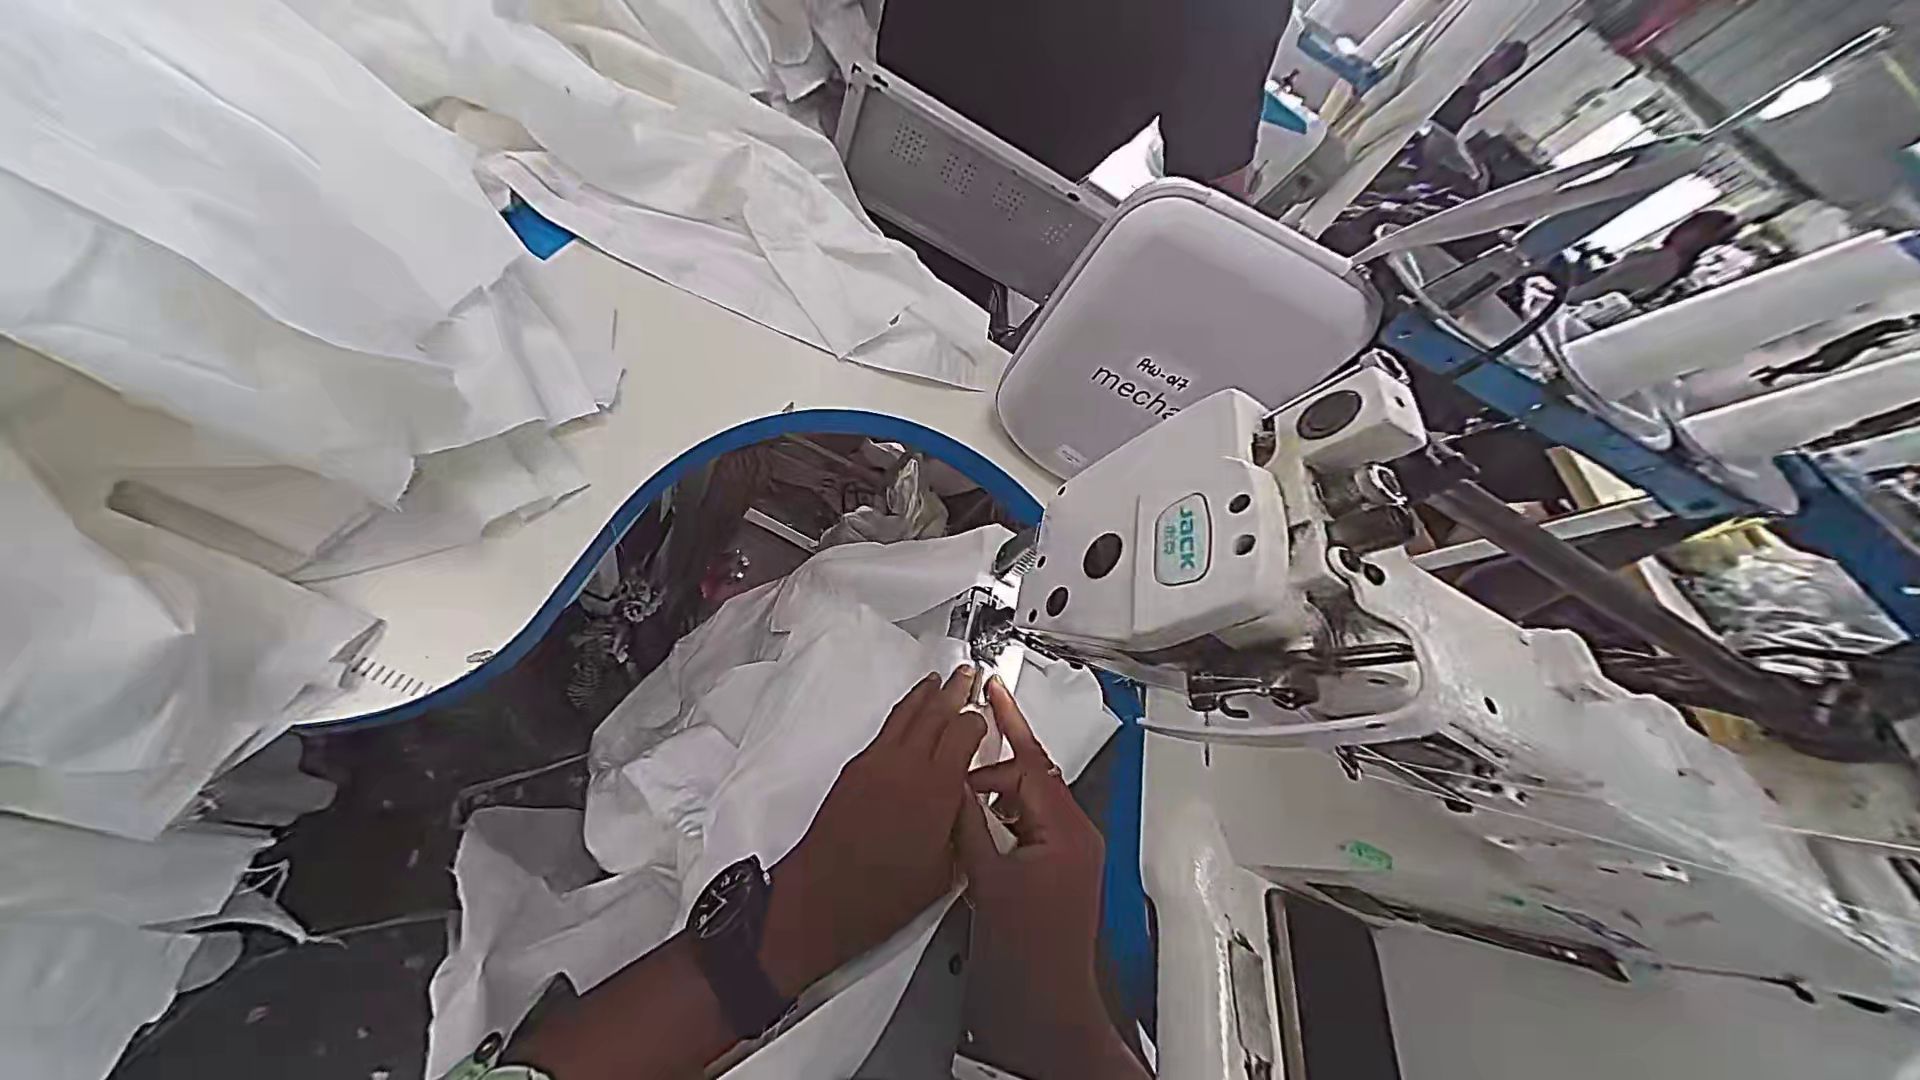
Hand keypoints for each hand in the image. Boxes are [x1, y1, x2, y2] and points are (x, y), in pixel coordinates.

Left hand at [759, 667, 985, 997]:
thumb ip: (964, 826)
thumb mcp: (945, 869)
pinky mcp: (858, 766)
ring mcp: (880, 761)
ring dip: (927, 693)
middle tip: (967, 674)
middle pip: (937, 712)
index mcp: (938, 788)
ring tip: (938, 679)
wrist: (824, 895)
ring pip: (910, 713)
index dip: (978, 720)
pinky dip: (903, 711)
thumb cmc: (880, 892)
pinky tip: (908, 710)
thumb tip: (972, 804)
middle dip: (955, 690)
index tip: (984, 716)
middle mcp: (909, 765)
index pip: (964, 733)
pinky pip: (888, 726)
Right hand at [955, 677, 1126, 1077]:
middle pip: (1034, 774)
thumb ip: (969, 823)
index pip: (1029, 768)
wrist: (1047, 1011)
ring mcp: (1069, 849)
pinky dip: (1004, 810)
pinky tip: (979, 811)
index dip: (994, 751)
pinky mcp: (1057, 864)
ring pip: (1030, 796)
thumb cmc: (1028, 958)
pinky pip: (1029, 820)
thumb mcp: (988, 879)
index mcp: (1067, 831)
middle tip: (988, 704)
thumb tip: (954, 786)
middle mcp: (1076, 834)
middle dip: (1003, 748)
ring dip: (1000, 783)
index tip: (980, 715)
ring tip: (972, 769)